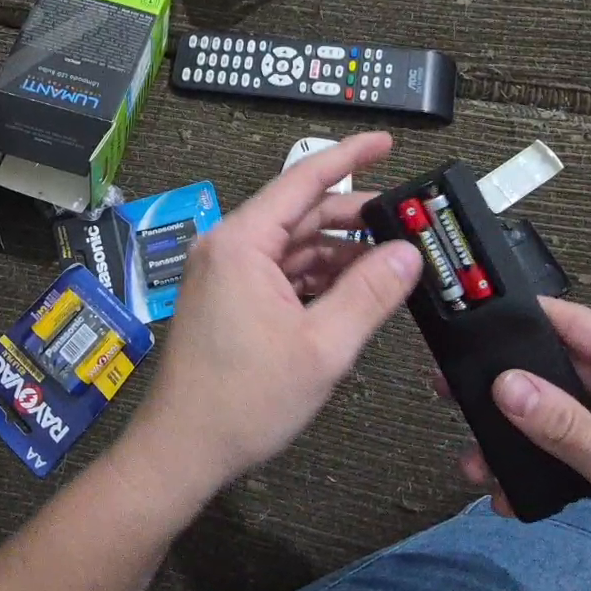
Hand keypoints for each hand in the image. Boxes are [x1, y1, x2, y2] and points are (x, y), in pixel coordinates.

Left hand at [127, 132, 421, 496]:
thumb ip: (369, 294)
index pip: (303, 180)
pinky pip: (281, 272)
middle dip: (354, 218)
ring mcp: (226, 272)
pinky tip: (352, 293)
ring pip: (293, 246)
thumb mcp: (321, 347)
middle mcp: (228, 246)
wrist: (183, 449)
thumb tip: (407, 255)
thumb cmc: (242, 401)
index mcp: (241, 243)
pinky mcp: (229, 296)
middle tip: (406, 224)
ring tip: (390, 266)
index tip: (385, 141)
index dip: (349, 157)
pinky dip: (317, 278)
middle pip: (301, 214)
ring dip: (339, 254)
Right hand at [456, 298, 590, 590]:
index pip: (581, 328)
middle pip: (562, 371)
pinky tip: (505, 492)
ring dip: (515, 436)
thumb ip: (568, 429)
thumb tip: (501, 381)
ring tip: (472, 463)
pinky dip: (537, 467)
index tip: (466, 321)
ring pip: (558, 414)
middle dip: (506, 387)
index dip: (524, 320)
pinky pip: (568, 451)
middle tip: (447, 395)